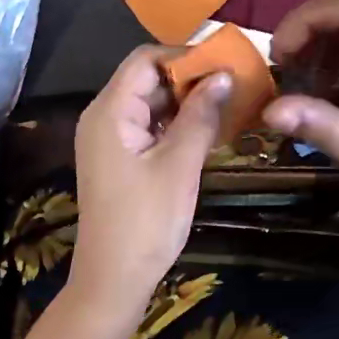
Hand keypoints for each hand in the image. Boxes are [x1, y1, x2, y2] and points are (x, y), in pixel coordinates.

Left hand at [71, 46, 231, 305]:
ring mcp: (109, 138)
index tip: (225, 64)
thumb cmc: (146, 222)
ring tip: (228, 104)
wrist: (113, 281)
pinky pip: (149, 125)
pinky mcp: (119, 157)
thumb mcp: (180, 165)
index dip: (185, 56)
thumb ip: (201, 115)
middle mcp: (104, 117)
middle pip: (147, 78)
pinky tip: (207, 129)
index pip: (145, 59)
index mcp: (110, 111)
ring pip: (150, 102)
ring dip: (186, 101)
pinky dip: (176, 122)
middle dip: (190, 78)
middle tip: (234, 84)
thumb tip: (225, 75)